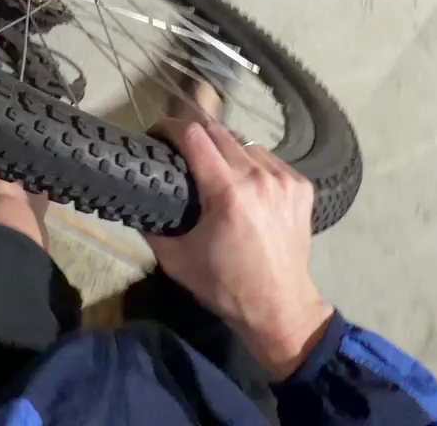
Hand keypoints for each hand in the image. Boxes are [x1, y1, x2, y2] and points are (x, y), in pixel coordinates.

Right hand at [146, 120, 334, 378]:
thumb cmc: (226, 286)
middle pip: (217, 131)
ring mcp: (284, 178)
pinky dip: (251, 163)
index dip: (170, 128)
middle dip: (194, 134)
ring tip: (214, 168)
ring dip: (224, 148)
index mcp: (227, 193)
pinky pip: (267, 157)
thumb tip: (135, 198)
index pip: (194, 135)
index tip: (158, 133)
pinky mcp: (301, 184)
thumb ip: (152, 226)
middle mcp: (258, 177)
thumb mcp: (177, 260)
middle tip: (180, 149)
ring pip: (244, 142)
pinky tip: (244, 183)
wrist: (281, 309)